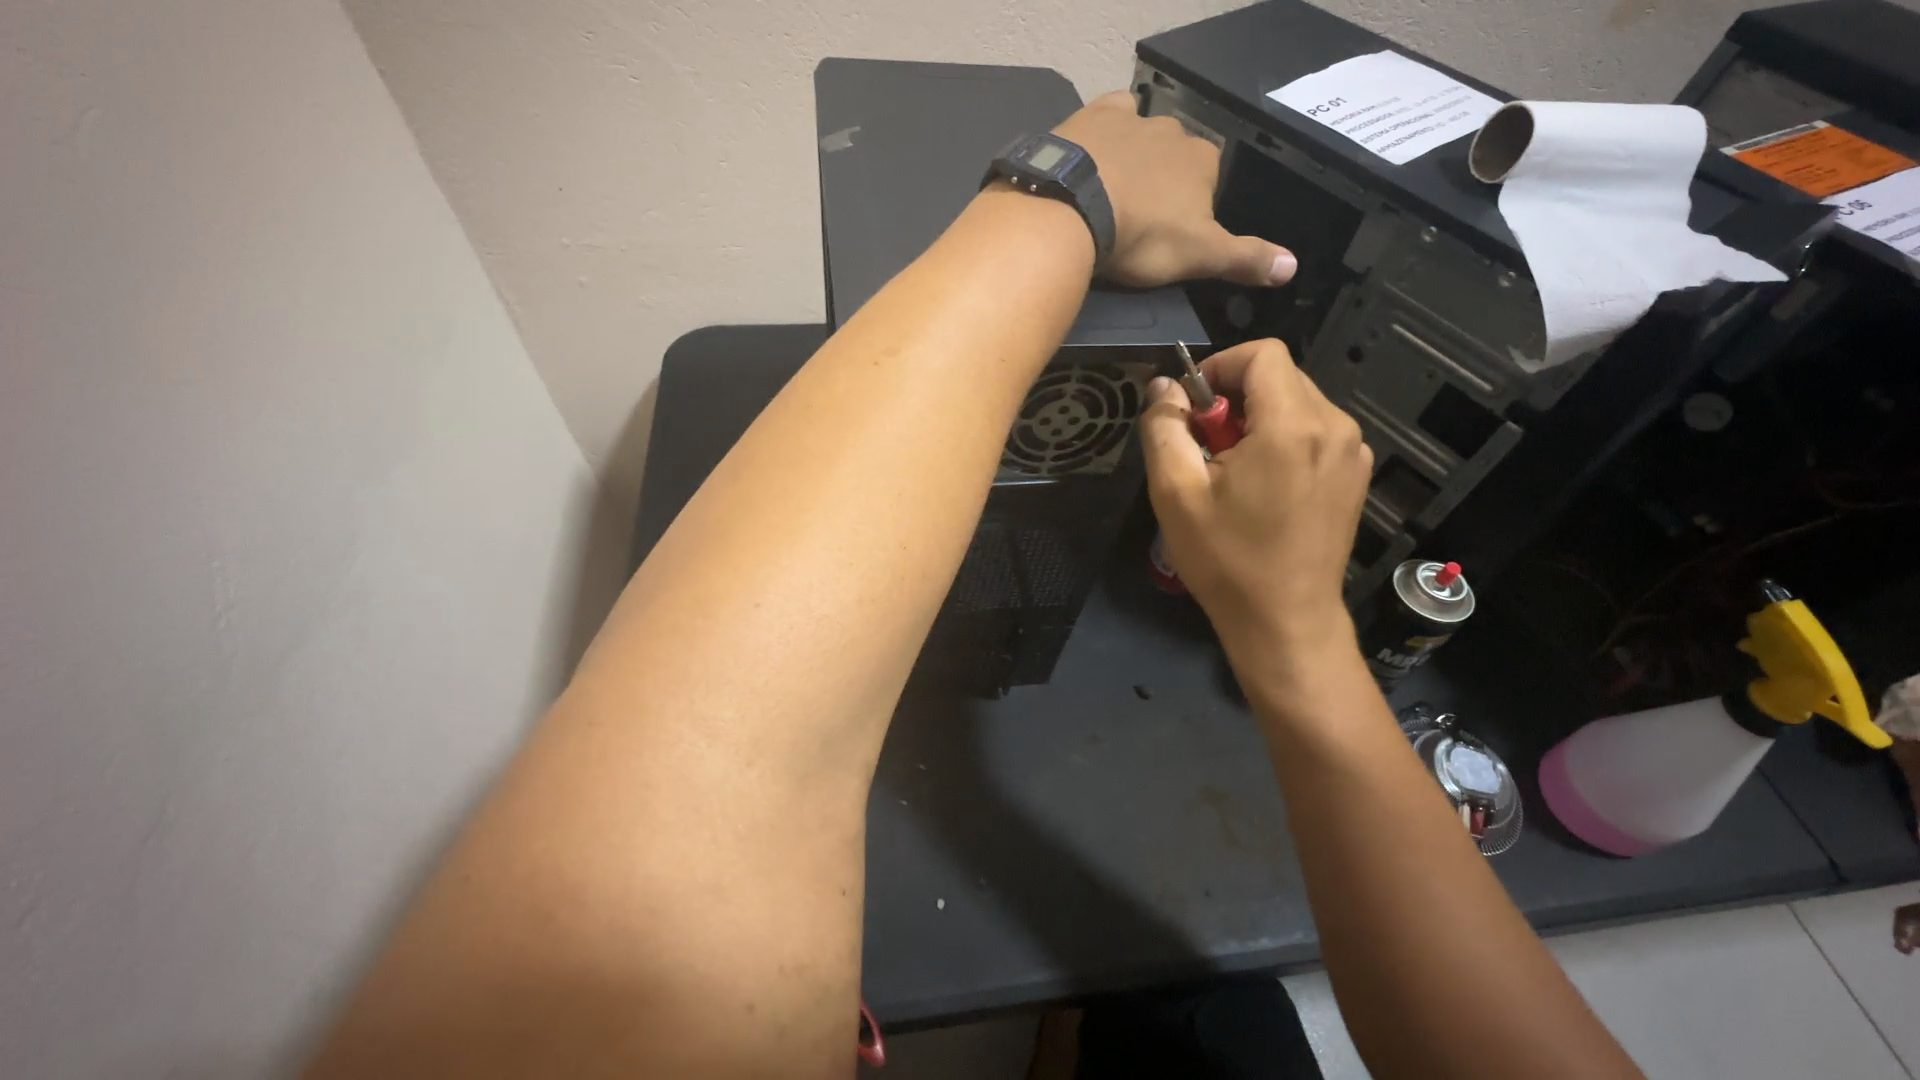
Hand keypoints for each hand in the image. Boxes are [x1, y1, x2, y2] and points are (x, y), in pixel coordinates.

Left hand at [1053, 92, 1296, 288]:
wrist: (1074, 209)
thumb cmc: (1143, 236)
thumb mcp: (1199, 256)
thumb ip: (1245, 258)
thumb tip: (1293, 266)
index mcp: (1205, 161)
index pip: (1210, 180)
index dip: (1192, 208)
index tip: (1170, 233)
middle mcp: (1175, 130)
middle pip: (1175, 157)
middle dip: (1163, 182)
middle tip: (1138, 218)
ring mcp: (1133, 119)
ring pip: (1143, 136)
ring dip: (1134, 159)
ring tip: (1112, 192)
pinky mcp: (1093, 115)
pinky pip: (1109, 116)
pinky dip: (1106, 132)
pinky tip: (1096, 151)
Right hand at [1140, 338, 1371, 658]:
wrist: (1285, 621)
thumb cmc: (1228, 561)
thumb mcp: (1176, 494)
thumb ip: (1164, 429)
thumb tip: (1164, 390)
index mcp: (1293, 426)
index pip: (1262, 353)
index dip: (1219, 366)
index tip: (1192, 406)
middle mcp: (1334, 428)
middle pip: (1280, 377)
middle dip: (1235, 397)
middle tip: (1206, 447)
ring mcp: (1352, 452)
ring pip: (1298, 403)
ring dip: (1258, 420)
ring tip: (1232, 471)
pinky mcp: (1355, 475)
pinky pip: (1315, 432)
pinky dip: (1283, 440)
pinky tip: (1263, 486)